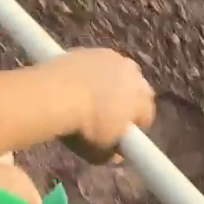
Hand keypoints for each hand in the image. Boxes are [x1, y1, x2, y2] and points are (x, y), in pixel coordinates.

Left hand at [40, 48, 155, 162]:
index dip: (134, 126)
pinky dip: (90, 72)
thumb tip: (115, 154)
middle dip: (125, 100)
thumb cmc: (84, 128)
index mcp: (143, 100)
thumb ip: (112, 154)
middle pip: (135, 90)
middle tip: (105, 115)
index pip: (146, 115)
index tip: (121, 134)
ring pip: (117, 73)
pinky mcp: (91, 49)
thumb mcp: (99, 153)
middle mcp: (134, 75)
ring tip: (89, 97)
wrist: (56, 95)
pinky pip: (97, 64)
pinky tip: (76, 84)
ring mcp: (113, 58)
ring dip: (109, 83)